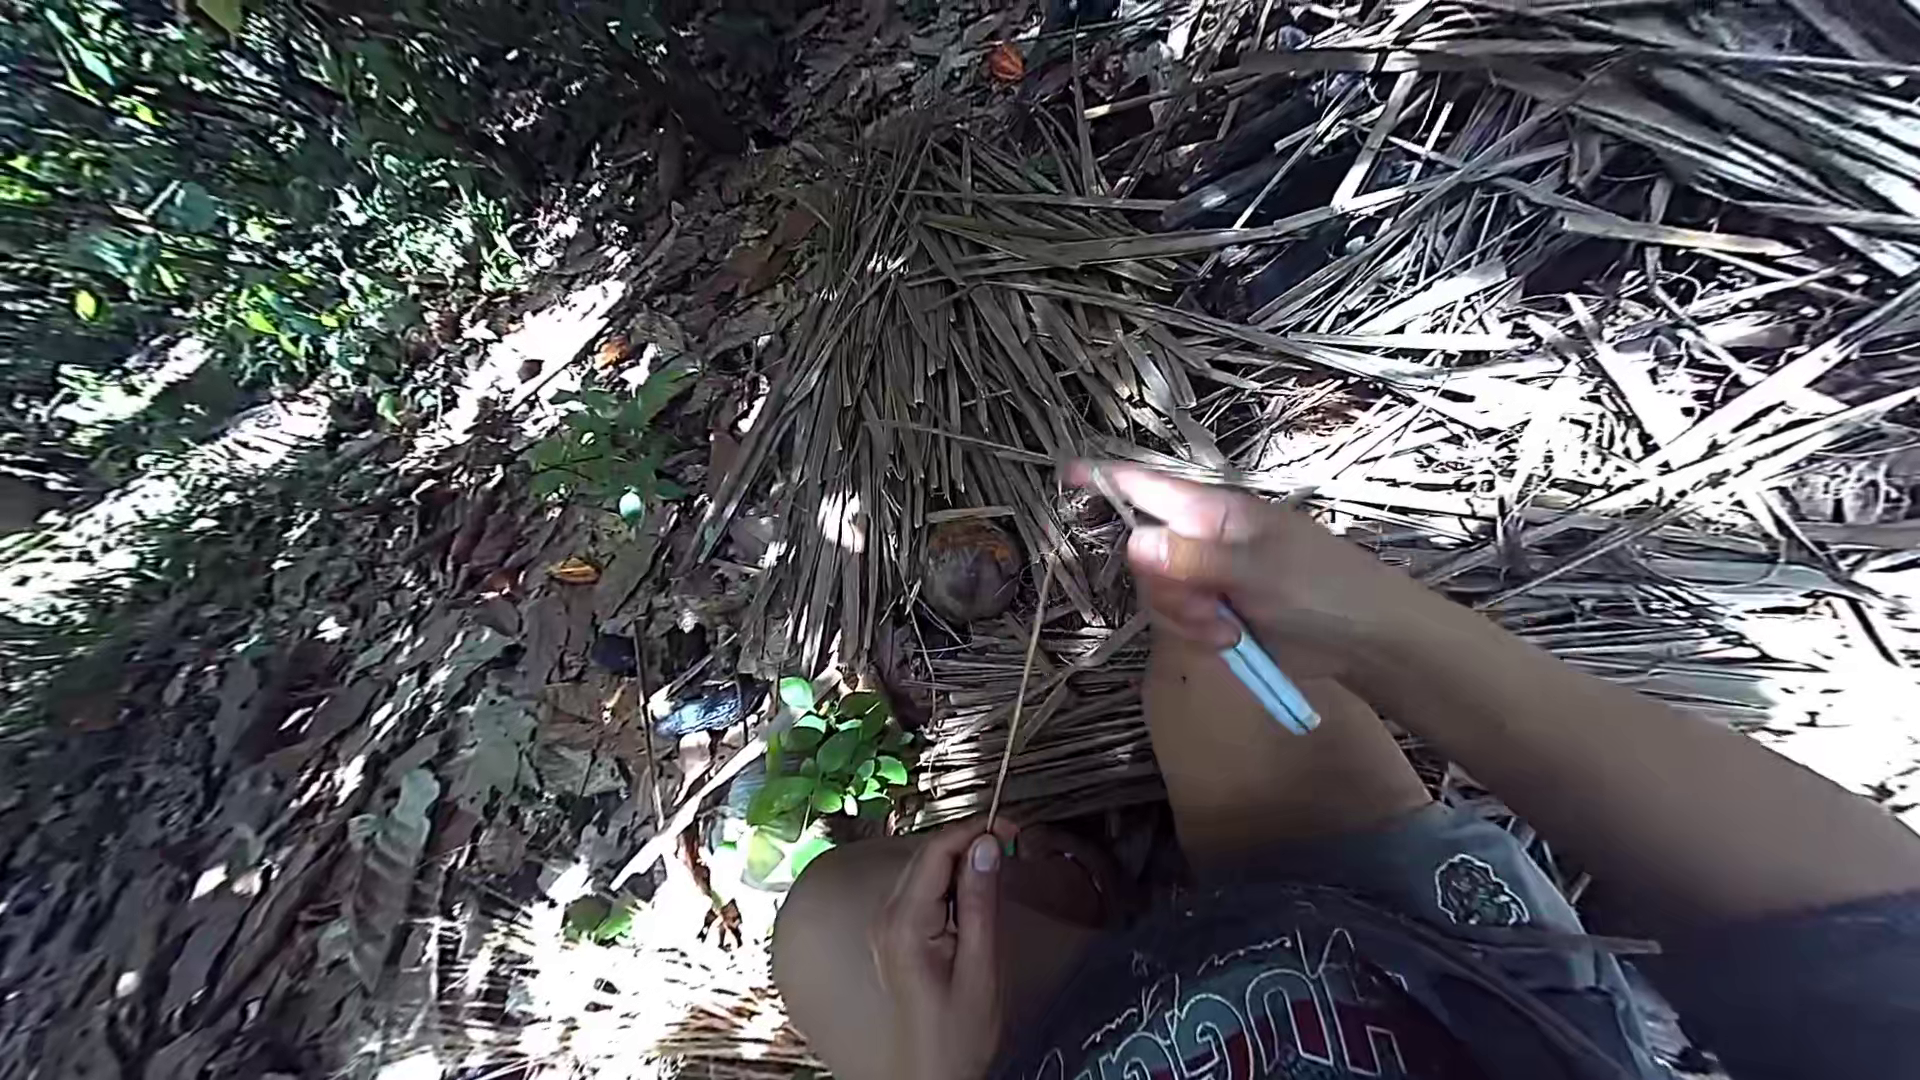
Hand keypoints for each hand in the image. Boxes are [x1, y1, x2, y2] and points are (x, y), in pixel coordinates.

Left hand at [871, 817, 1018, 1079]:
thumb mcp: (981, 969)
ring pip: (925, 865)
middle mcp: (887, 915)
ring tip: (997, 861)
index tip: (1009, 826)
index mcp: (905, 923)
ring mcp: (886, 922)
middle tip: (1009, 840)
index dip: (973, 828)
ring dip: (960, 856)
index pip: (936, 850)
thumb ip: (982, 902)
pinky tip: (973, 886)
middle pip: (928, 853)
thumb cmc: (956, 1038)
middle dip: (968, 839)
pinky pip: (922, 884)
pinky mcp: (894, 929)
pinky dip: (950, 875)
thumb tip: (988, 845)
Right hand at [1068, 462, 1445, 676]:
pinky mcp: (1208, 613)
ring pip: (1157, 594)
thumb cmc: (1325, 587)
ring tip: (1230, 629)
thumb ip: (1195, 559)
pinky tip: (1233, 640)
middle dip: (1167, 589)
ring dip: (1187, 617)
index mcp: (1213, 513)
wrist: (1368, 642)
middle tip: (1209, 609)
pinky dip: (1198, 635)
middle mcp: (1199, 541)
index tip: (1066, 475)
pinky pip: (1176, 621)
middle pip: (1144, 555)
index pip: (1149, 486)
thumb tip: (1133, 541)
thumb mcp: (1262, 570)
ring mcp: (1203, 579)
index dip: (1106, 478)